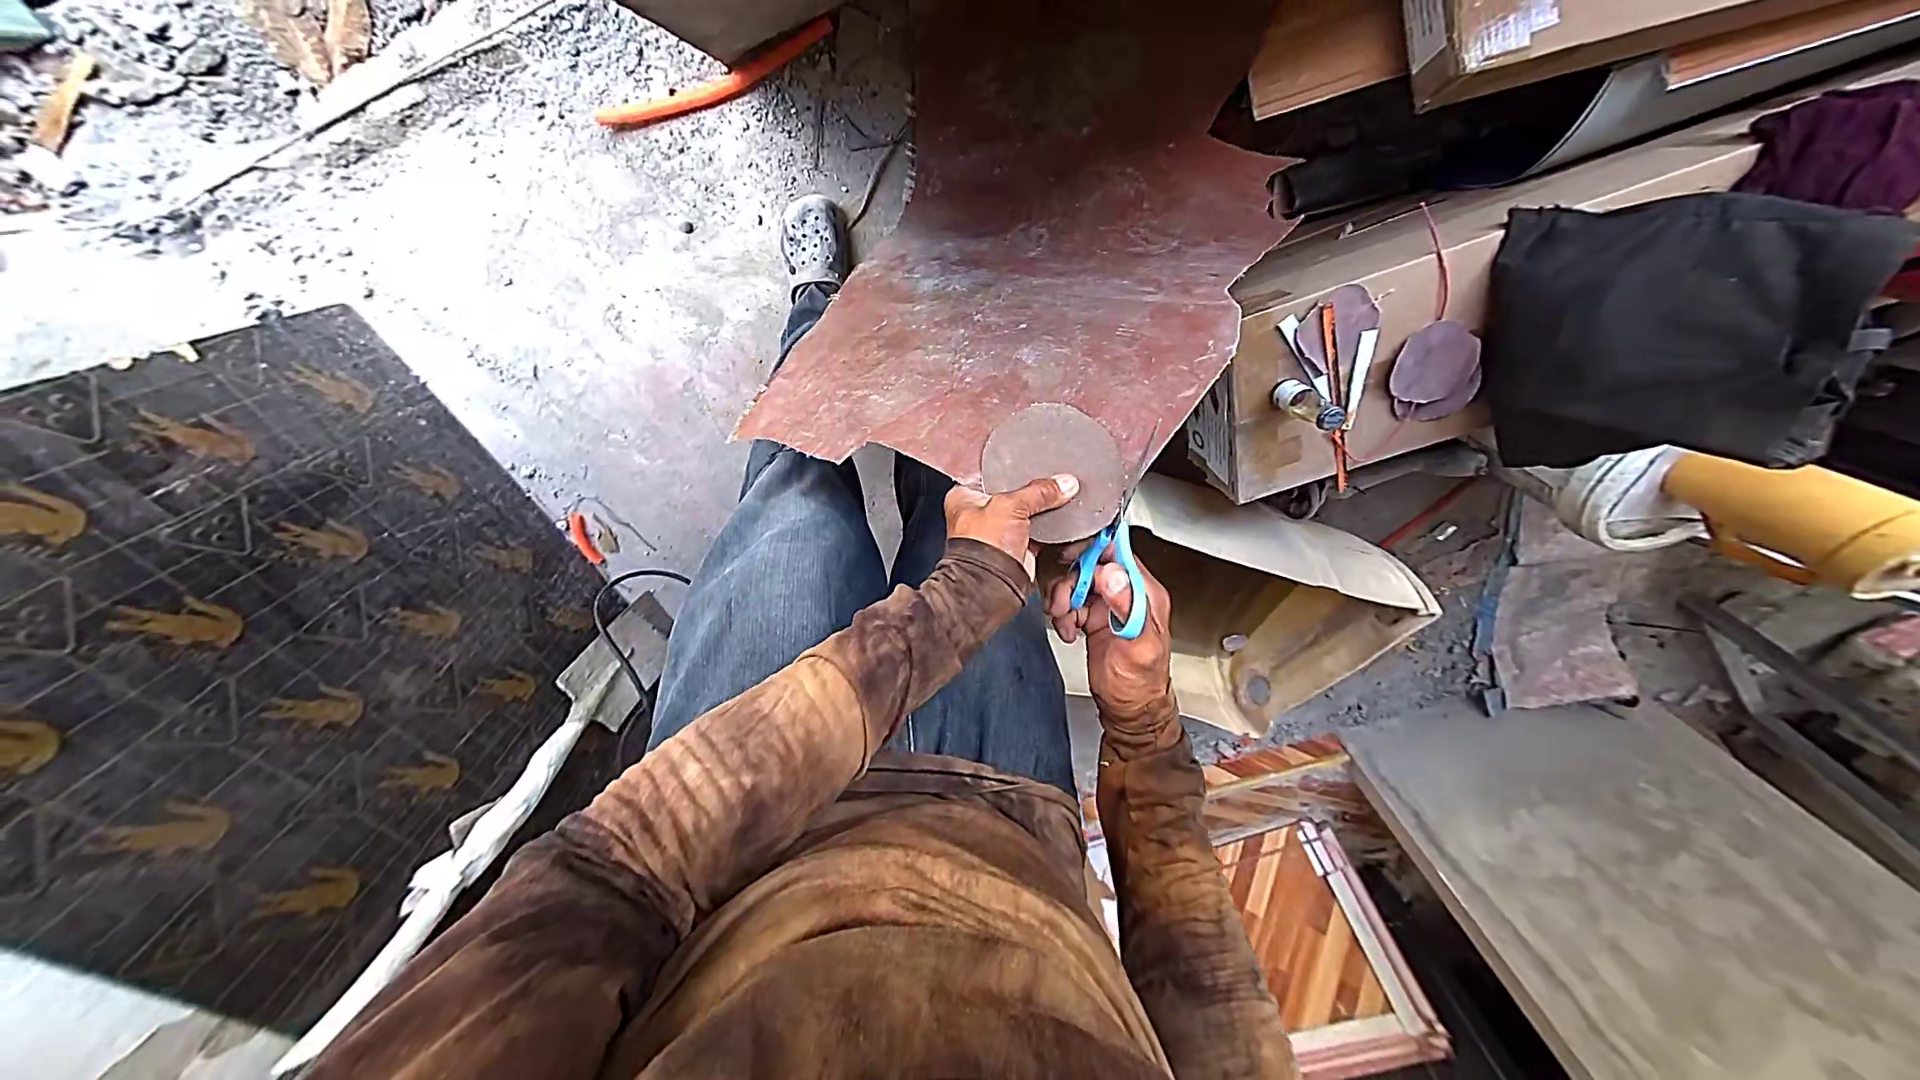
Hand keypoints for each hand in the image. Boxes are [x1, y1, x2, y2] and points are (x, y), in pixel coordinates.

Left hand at [944, 474, 1078, 577]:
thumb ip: (1038, 492)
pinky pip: (1037, 531)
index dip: (1013, 467)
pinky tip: (1061, 518)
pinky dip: (1049, 527)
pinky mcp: (1015, 547)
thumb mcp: (1010, 506)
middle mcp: (978, 512)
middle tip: (1052, 481)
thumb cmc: (982, 547)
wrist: (993, 585)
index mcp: (964, 496)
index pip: (992, 472)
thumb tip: (1063, 484)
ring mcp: (998, 531)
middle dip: (1032, 491)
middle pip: (1013, 493)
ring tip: (1060, 497)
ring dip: (1042, 510)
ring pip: (1027, 512)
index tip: (1033, 462)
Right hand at [1044, 546, 1171, 724]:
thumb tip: (1114, 575)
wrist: (1128, 709)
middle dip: (1072, 582)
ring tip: (1064, 620)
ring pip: (1078, 583)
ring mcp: (1109, 605)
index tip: (1076, 565)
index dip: (1096, 555)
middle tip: (1064, 603)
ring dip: (1063, 600)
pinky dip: (1062, 614)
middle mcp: (1127, 594)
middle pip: (1092, 566)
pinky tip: (1068, 631)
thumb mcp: (1139, 646)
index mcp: (1145, 594)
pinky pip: (1071, 602)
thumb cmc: (1141, 684)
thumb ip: (1129, 609)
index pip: (1121, 555)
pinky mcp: (1093, 617)